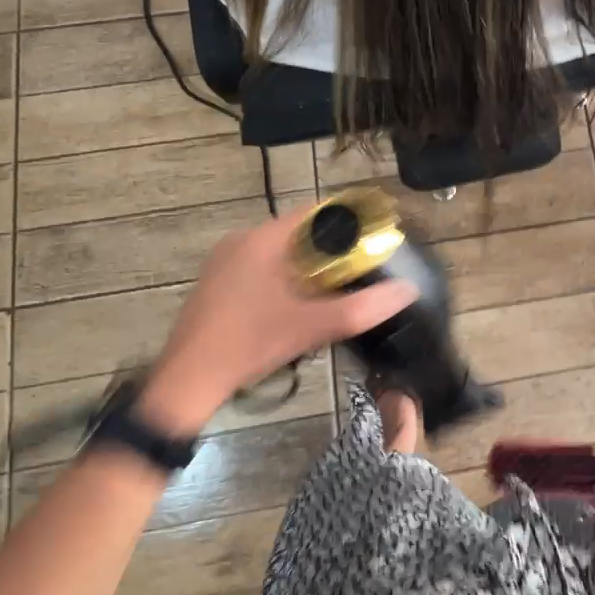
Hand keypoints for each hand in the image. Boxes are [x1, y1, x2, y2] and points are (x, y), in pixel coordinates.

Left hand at [138, 211, 417, 435]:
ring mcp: (225, 262)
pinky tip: (299, 308)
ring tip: (335, 293)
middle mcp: (241, 241)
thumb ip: (361, 308)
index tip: (375, 239)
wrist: (188, 381)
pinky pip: (263, 269)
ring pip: (281, 254)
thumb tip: (406, 291)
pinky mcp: (218, 284)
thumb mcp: (310, 327)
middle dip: (332, 252)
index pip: (316, 213)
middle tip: (360, 273)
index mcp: (262, 239)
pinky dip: (287, 281)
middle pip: (300, 234)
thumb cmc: (249, 344)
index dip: (349, 222)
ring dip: (309, 270)